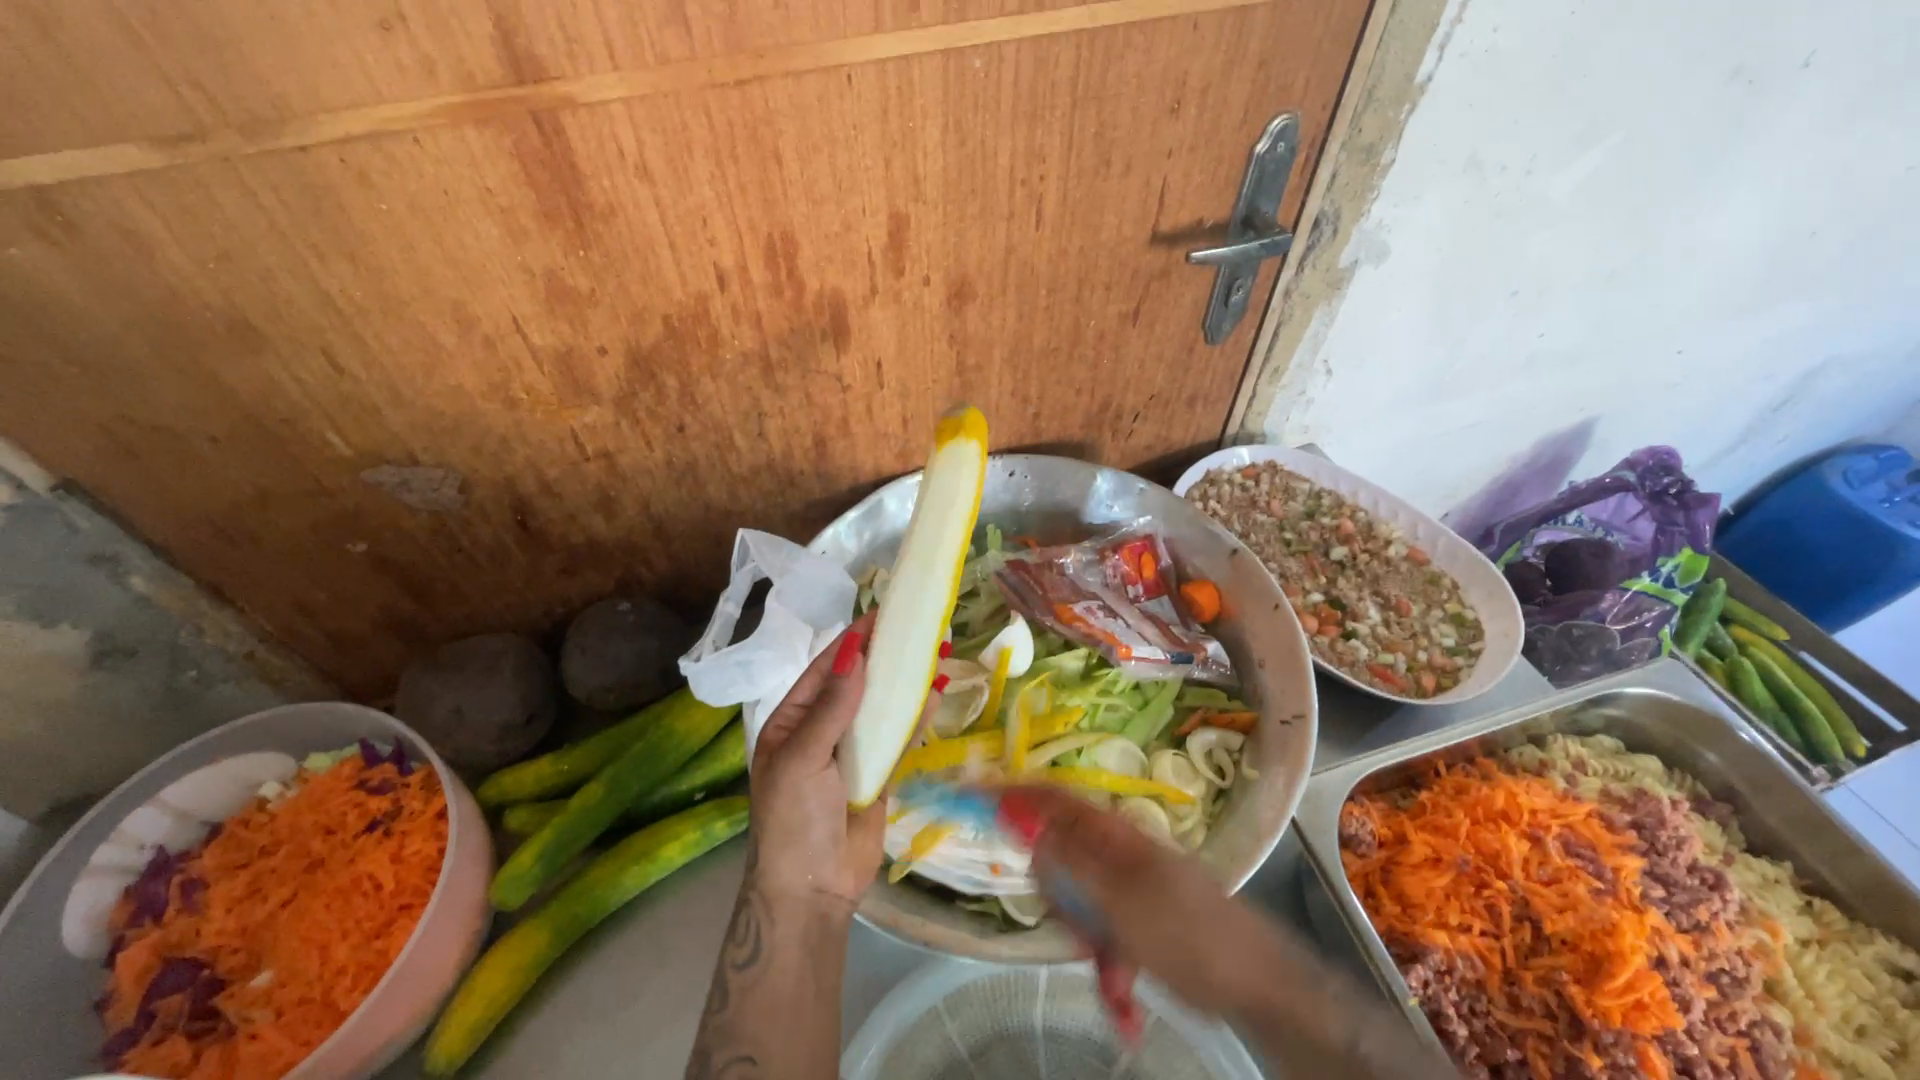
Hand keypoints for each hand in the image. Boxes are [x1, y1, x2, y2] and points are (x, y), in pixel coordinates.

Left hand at [746, 613, 940, 916]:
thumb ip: (833, 707)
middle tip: (919, 629)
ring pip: (881, 708)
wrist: (813, 888)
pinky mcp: (878, 774)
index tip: (882, 615)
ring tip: (935, 652)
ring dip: (904, 682)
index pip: (825, 670)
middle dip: (885, 657)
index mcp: (791, 721)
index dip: (853, 642)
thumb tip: (857, 654)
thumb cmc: (794, 818)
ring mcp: (851, 752)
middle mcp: (821, 730)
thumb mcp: (803, 757)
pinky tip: (934, 693)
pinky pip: (898, 738)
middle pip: (857, 684)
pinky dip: (915, 716)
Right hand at [999, 785, 1276, 1017]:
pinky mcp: (1138, 923)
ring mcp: (1129, 889)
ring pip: (1078, 907)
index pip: (1052, 799)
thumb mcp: (1119, 899)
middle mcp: (1117, 854)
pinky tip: (1124, 1002)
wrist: (1257, 983)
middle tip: (1080, 936)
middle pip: (1059, 861)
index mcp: (1113, 834)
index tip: (971, 798)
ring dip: (1088, 946)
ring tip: (1113, 979)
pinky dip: (1108, 969)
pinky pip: (1104, 938)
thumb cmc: (1189, 935)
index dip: (1012, 794)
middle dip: (1060, 904)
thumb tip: (1025, 820)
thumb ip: (1070, 860)